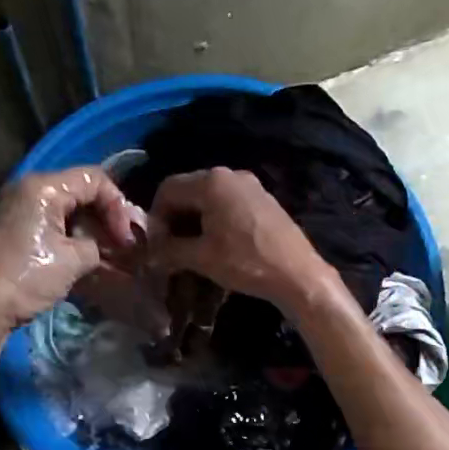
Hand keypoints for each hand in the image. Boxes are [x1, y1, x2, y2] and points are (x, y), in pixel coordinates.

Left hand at [0, 167, 140, 330]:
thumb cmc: (27, 278)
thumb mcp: (73, 261)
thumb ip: (96, 245)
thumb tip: (102, 246)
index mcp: (43, 187)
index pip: (94, 179)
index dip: (117, 206)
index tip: (126, 238)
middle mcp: (28, 188)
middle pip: (79, 190)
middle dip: (105, 216)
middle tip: (123, 244)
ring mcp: (17, 208)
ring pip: (66, 208)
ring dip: (89, 228)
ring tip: (107, 254)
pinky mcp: (13, 229)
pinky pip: (50, 223)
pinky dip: (71, 236)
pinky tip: (84, 258)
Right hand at [145, 168, 333, 312]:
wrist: (297, 274)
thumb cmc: (245, 262)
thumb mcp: (202, 258)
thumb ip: (170, 251)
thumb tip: (150, 254)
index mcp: (211, 182)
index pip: (168, 189)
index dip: (155, 217)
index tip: (156, 245)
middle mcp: (230, 174)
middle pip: (188, 190)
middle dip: (174, 219)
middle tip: (170, 249)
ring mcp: (250, 186)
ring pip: (209, 198)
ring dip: (194, 221)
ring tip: (191, 250)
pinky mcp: (263, 200)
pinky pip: (228, 204)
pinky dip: (214, 221)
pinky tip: (216, 245)